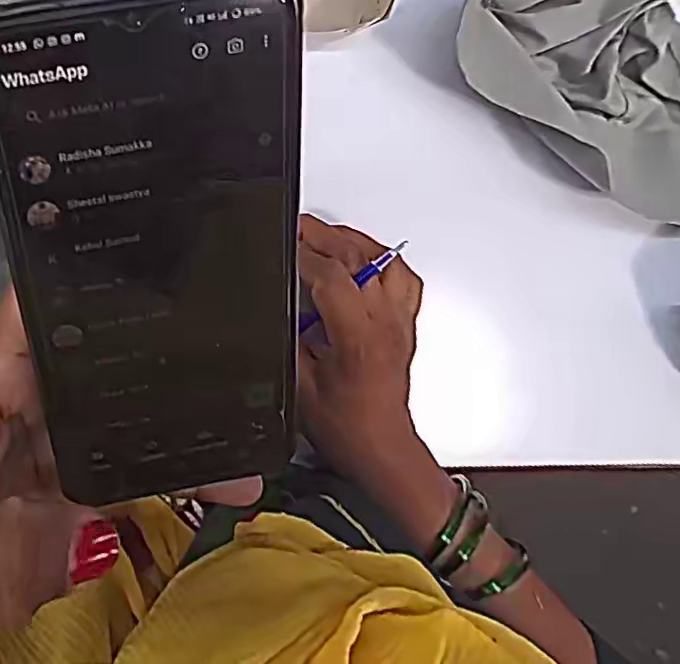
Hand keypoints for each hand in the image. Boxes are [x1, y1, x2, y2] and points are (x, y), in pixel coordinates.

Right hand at [295, 214, 455, 543]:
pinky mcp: (405, 322)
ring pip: (384, 260)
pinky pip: (402, 276)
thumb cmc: (349, 428)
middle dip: (321, 234)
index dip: (301, 255)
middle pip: (359, 257)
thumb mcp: (299, 386)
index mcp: (357, 337)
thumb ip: (286, 341)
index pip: (331, 276)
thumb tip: (274, 305)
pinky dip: (381, 257)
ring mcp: (399, 319)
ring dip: (351, 239)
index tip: (282, 247)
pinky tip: (362, 256)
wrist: (384, 450)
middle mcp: (384, 323)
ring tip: (326, 234)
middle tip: (298, 228)